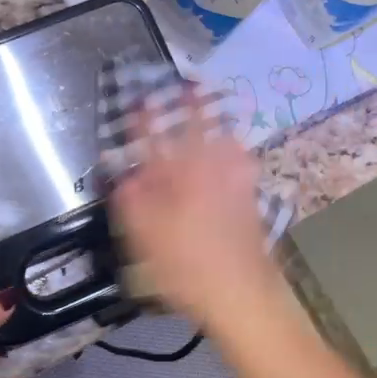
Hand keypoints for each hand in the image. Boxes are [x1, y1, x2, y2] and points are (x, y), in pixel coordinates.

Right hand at [111, 90, 287, 329]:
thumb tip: (125, 178)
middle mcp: (205, 173)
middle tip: (190, 83)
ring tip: (214, 104)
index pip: (153, 141)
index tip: (139, 100)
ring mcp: (233, 184)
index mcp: (175, 178)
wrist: (242, 294)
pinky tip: (237, 147)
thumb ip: (133, 202)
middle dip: (191, 106)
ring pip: (223, 143)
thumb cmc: (186, 267)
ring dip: (217, 122)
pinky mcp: (251, 199)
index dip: (144, 120)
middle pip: (197, 131)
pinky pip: (242, 163)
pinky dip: (237, 149)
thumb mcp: (144, 238)